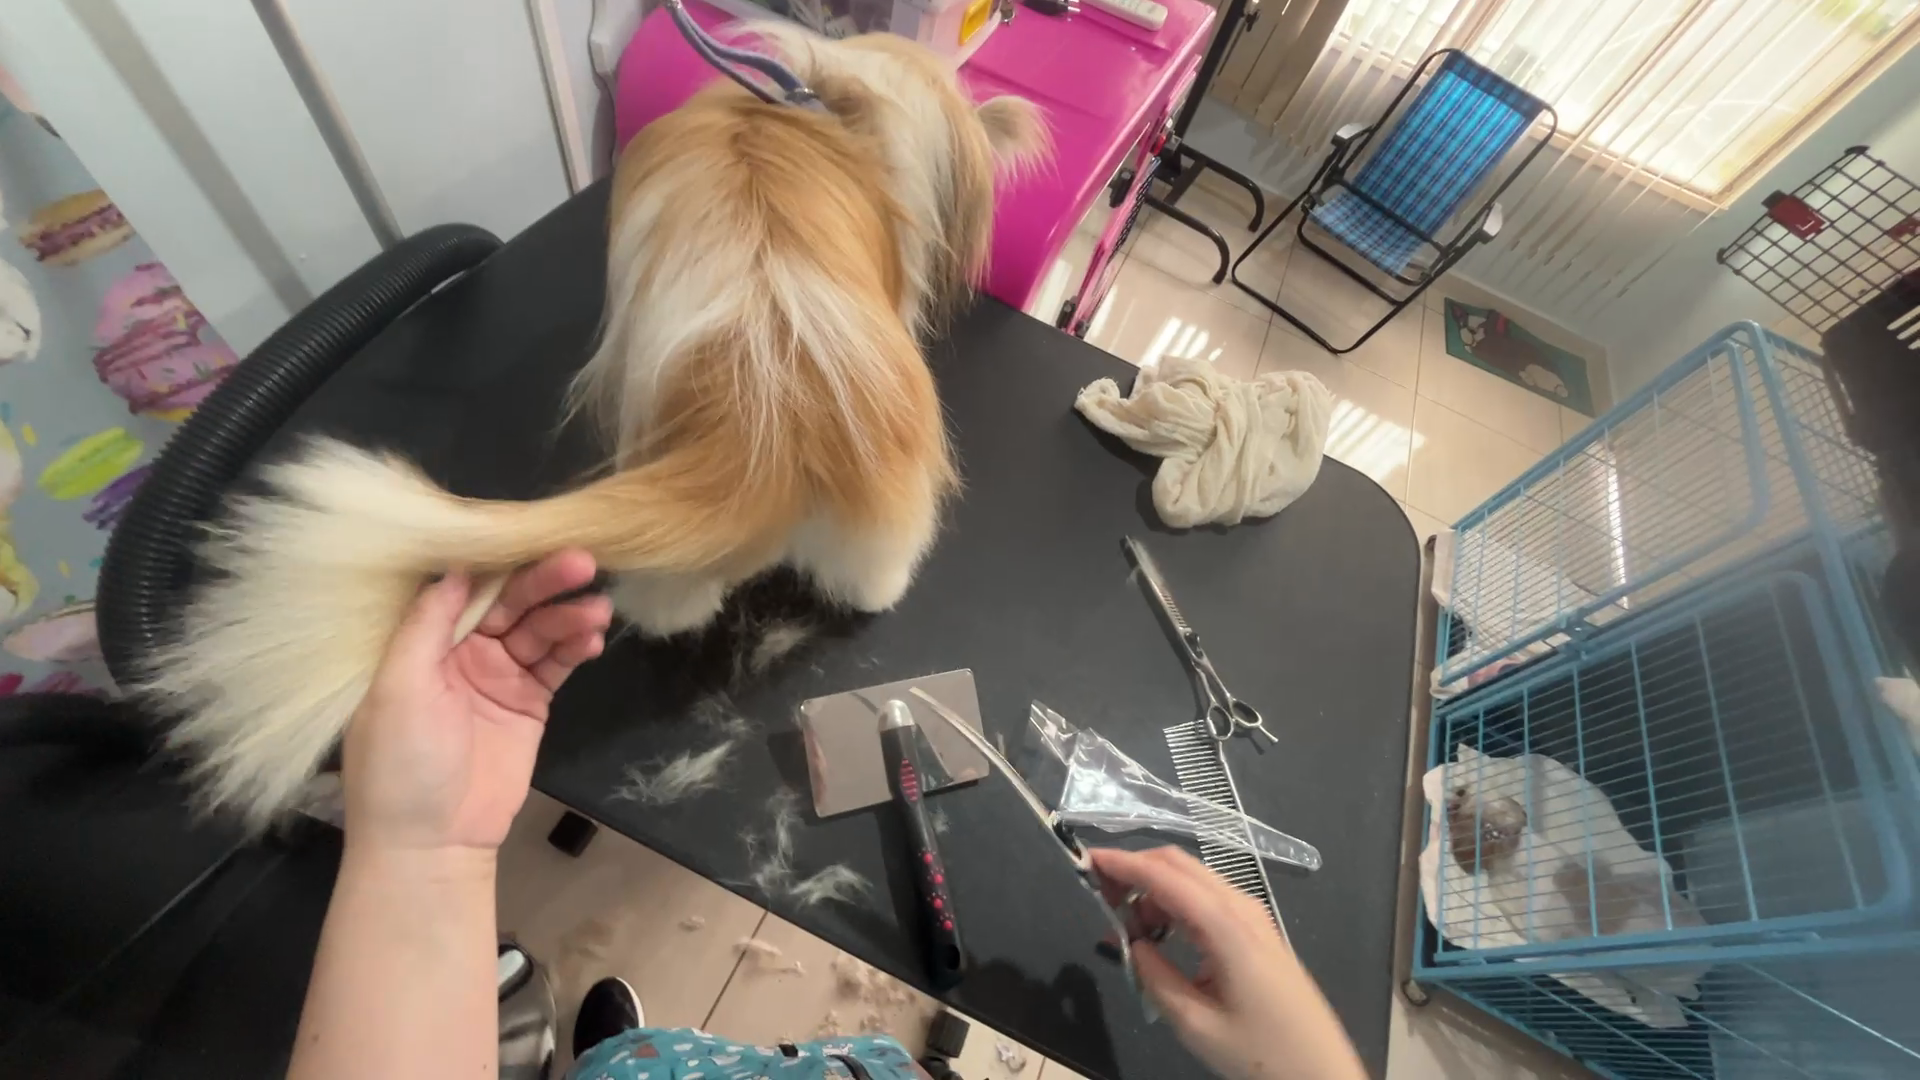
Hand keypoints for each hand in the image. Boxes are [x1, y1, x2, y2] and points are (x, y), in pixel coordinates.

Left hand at [342, 550, 612, 855]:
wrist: (435, 840)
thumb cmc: (401, 764)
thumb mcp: (398, 690)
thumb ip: (426, 627)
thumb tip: (455, 568)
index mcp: (423, 646)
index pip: (467, 591)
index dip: (501, 566)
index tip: (535, 541)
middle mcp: (463, 653)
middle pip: (511, 606)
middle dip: (547, 585)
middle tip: (584, 563)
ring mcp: (501, 677)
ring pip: (541, 632)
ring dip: (569, 618)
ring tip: (598, 613)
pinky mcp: (532, 701)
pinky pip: (558, 663)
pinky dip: (576, 648)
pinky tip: (592, 641)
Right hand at [1090, 847, 1366, 1079]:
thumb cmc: (1264, 1056)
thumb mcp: (1195, 1025)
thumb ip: (1154, 976)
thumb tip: (1131, 941)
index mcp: (1225, 925)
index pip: (1163, 875)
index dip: (1122, 863)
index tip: (1086, 861)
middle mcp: (1239, 906)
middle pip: (1176, 863)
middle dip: (1134, 869)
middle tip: (1099, 895)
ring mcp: (1251, 915)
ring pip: (1190, 878)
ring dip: (1153, 889)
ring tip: (1128, 929)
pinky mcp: (1256, 929)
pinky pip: (1205, 898)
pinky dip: (1174, 903)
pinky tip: (1161, 935)